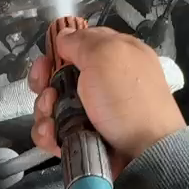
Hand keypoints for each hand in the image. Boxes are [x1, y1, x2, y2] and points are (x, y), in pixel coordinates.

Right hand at [28, 26, 185, 168]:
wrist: (144, 152)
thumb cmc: (128, 99)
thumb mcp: (106, 55)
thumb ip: (81, 41)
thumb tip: (63, 36)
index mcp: (114, 57)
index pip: (78, 45)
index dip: (58, 50)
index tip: (47, 60)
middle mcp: (101, 83)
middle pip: (59, 76)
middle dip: (45, 82)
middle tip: (47, 90)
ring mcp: (91, 113)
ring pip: (52, 105)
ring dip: (44, 109)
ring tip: (51, 116)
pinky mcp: (82, 138)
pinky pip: (55, 132)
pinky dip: (48, 133)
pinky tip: (51, 133)